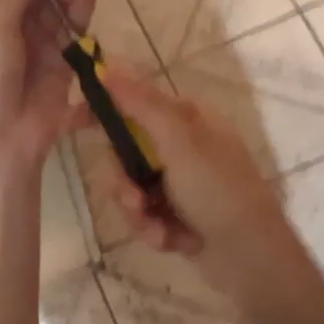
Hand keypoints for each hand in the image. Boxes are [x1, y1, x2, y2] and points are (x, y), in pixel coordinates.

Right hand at [95, 70, 314, 302]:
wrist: (251, 258)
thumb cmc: (219, 192)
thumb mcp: (180, 143)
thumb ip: (143, 104)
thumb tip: (110, 65)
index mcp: (188, 121)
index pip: (135, 103)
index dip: (103, 110)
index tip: (72, 121)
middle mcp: (183, 148)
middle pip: (124, 154)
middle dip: (123, 182)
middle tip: (134, 199)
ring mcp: (180, 185)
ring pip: (130, 190)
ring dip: (138, 213)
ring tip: (159, 229)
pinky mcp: (178, 217)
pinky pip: (145, 217)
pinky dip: (154, 231)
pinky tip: (173, 241)